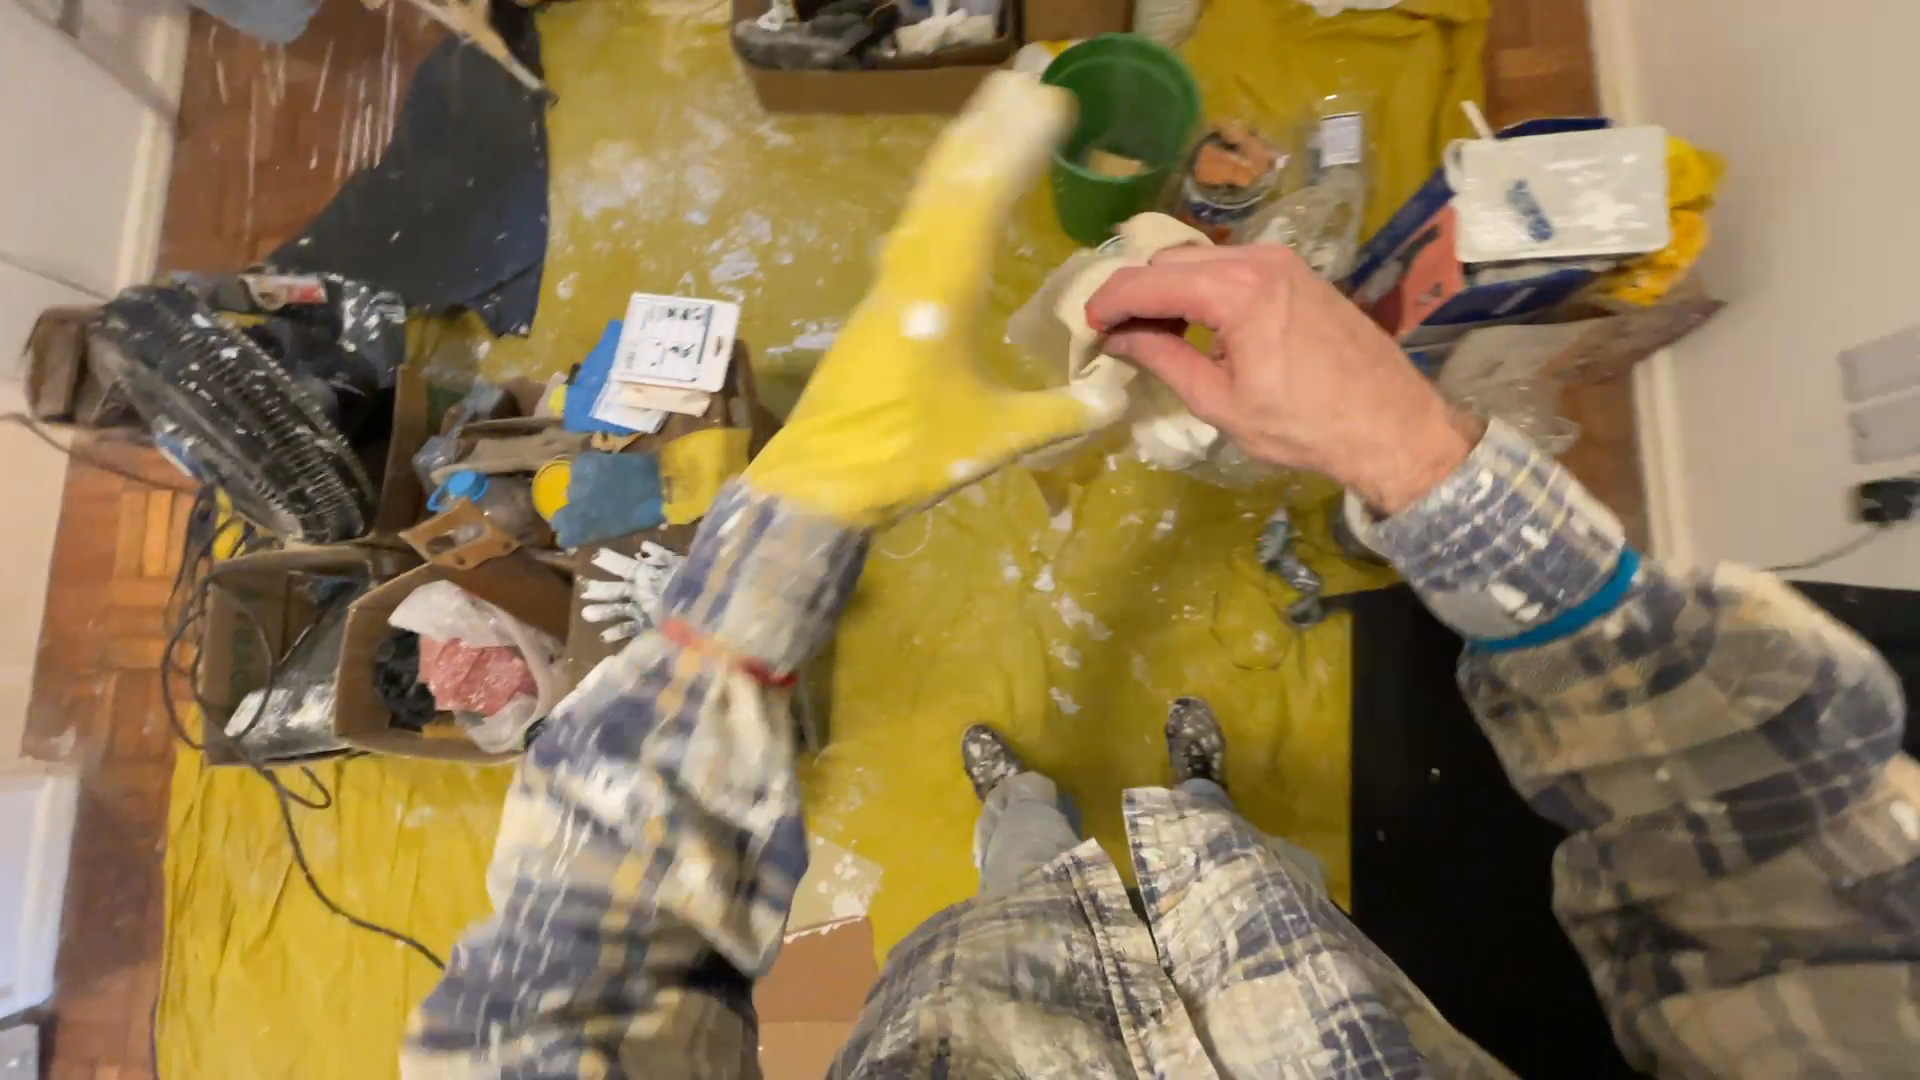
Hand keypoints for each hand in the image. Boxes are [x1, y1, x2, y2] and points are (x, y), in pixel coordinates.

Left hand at [743, 74, 1125, 526]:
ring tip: (988, 125)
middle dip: (985, 132)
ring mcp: (883, 293)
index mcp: (939, 297)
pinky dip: (936, 206)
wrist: (818, 484)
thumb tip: (1117, 397)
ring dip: (956, 162)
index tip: (1050, 105)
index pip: (981, 202)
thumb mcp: (992, 440)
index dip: (1017, 150)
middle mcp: (907, 277)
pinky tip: (946, 208)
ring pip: (923, 208)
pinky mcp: (873, 314)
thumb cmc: (904, 458)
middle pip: (945, 187)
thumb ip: (1058, 414)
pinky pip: (910, 240)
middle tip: (1020, 84)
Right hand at [1084, 245, 1477, 514]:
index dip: (1109, 301)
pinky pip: (1228, 266)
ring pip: (1198, 259)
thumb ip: (1161, 360)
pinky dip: (1198, 289)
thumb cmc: (1300, 425)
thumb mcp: (1218, 402)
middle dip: (1134, 293)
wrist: (1390, 423)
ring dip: (1166, 290)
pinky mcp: (1295, 271)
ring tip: (1152, 335)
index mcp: (1237, 292)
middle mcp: (1258, 260)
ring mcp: (1281, 260)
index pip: (1150, 282)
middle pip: (1170, 260)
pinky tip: (1194, 325)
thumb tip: (1116, 338)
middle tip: (1116, 336)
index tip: (1087, 327)